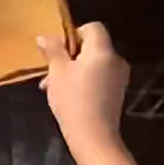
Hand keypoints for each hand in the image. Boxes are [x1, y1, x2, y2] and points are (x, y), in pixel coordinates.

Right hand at [36, 22, 128, 153]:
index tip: (58, 51)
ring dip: (73, 70)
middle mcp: (116, 60)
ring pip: (93, 64)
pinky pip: (99, 78)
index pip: (92, 27)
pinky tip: (69, 97)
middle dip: (69, 56)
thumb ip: (52, 50)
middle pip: (92, 47)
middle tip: (50, 72)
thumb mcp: (57, 72)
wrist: (94, 137)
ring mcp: (119, 78)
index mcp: (103, 50)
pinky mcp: (117, 93)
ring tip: (54, 87)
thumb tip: (44, 36)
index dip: (73, 34)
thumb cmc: (73, 100)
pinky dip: (84, 81)